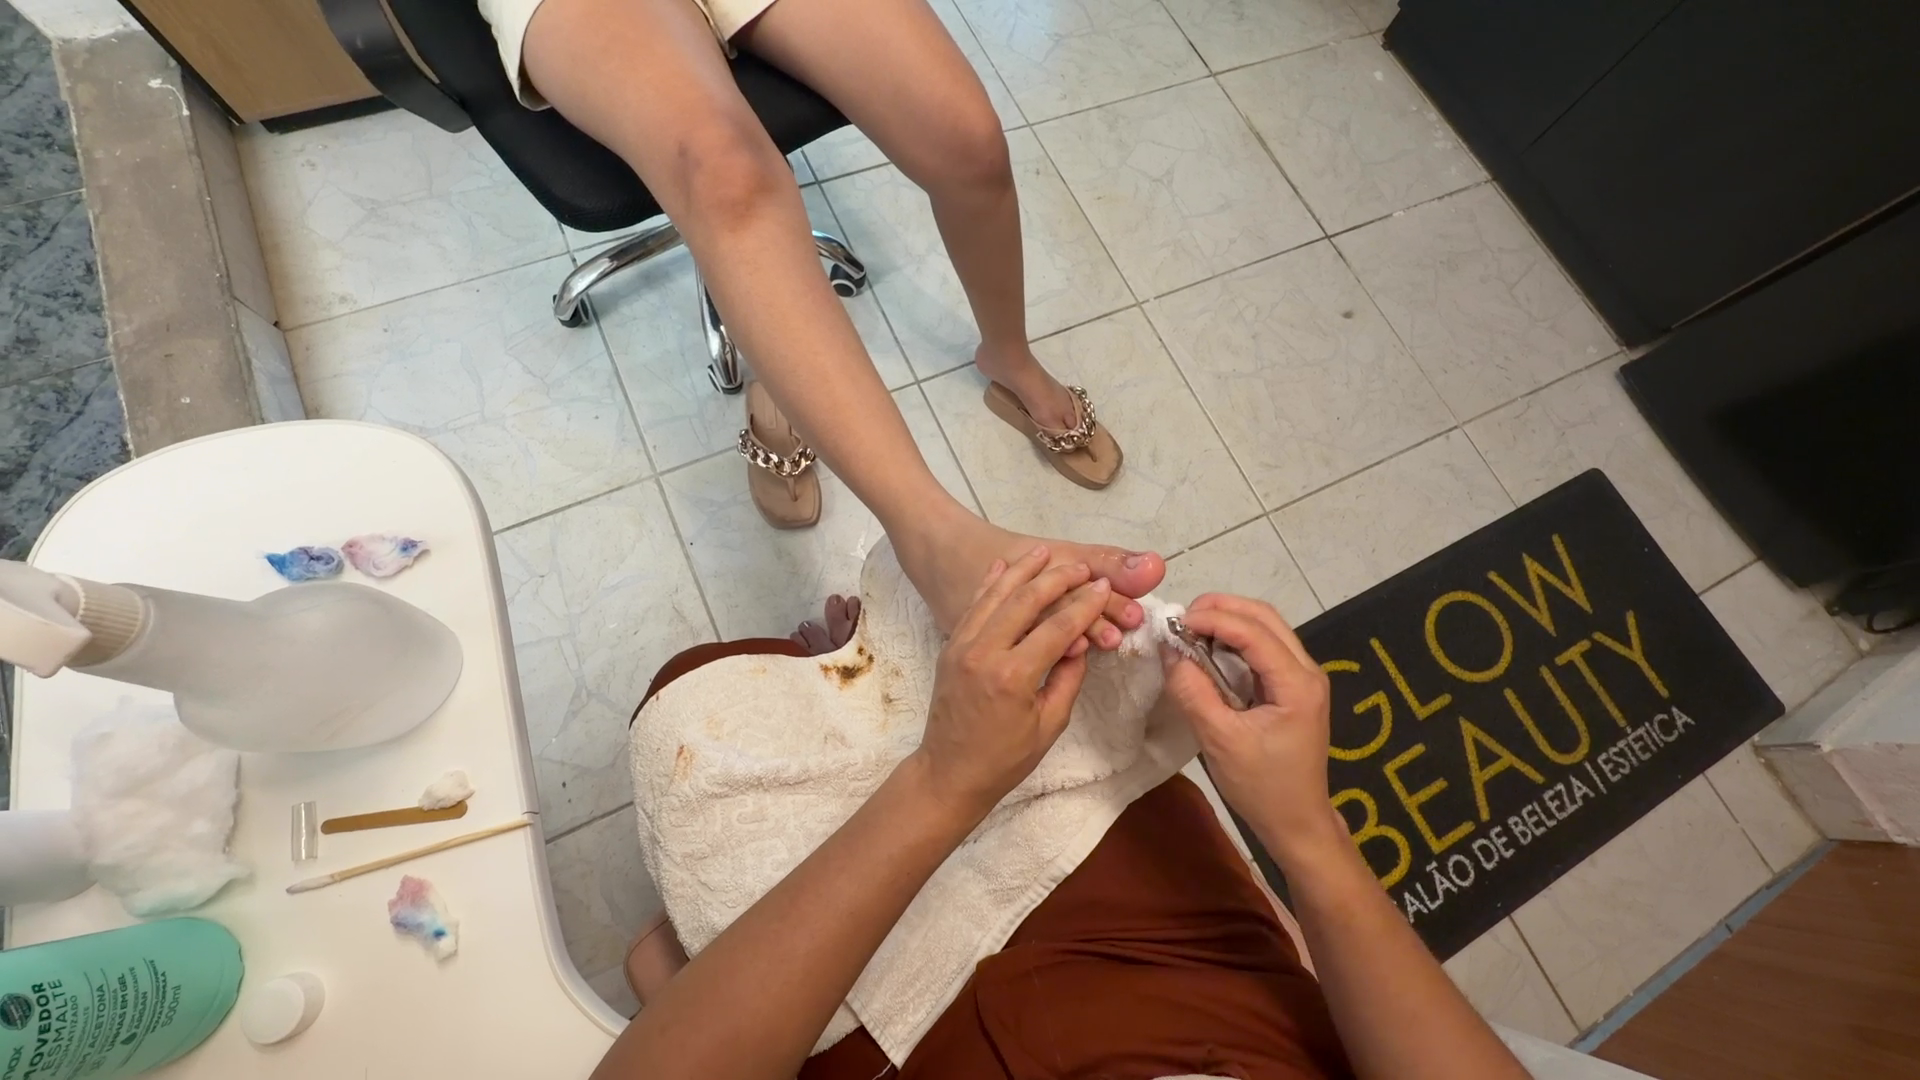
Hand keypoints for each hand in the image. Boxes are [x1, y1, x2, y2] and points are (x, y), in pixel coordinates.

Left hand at [913, 545, 1110, 816]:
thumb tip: (1082, 642)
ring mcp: (962, 646)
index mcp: (1014, 676)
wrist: (949, 771)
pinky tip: (1003, 565)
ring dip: (1021, 570)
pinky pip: (973, 607)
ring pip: (995, 596)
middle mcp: (985, 652)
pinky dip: (989, 583)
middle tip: (1081, 567)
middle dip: (1056, 579)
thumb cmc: (1005, 758)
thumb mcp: (1049, 725)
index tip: (1103, 588)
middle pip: (1025, 601)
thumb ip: (1068, 678)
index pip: (1057, 628)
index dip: (1084, 606)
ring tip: (1044, 551)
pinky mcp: (950, 646)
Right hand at [1162, 594, 1346, 861]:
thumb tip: (1168, 651)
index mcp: (1297, 684)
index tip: (1174, 624)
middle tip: (1180, 621)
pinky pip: (1263, 645)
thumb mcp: (1219, 740)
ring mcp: (1302, 677)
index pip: (1253, 631)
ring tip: (1189, 632)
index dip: (1212, 619)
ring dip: (1227, 620)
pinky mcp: (1291, 686)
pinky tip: (1207, 649)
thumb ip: (1193, 692)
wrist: (1297, 822)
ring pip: (1265, 626)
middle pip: (1264, 616)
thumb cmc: (1261, 786)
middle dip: (1220, 608)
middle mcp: (1306, 671)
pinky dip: (1233, 637)